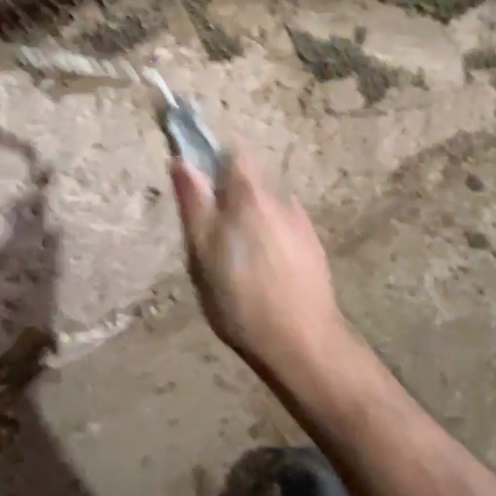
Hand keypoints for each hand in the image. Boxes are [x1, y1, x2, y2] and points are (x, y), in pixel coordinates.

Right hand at [169, 151, 347, 373]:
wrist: (303, 344)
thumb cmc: (241, 297)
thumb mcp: (202, 251)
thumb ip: (193, 202)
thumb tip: (182, 161)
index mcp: (251, 193)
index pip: (234, 151)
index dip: (213, 162)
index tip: (198, 190)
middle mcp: (281, 198)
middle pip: (251, 179)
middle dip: (229, 197)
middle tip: (211, 235)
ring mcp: (302, 223)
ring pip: (267, 206)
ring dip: (250, 219)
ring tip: (237, 260)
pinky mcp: (314, 248)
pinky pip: (283, 228)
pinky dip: (269, 239)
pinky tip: (262, 273)